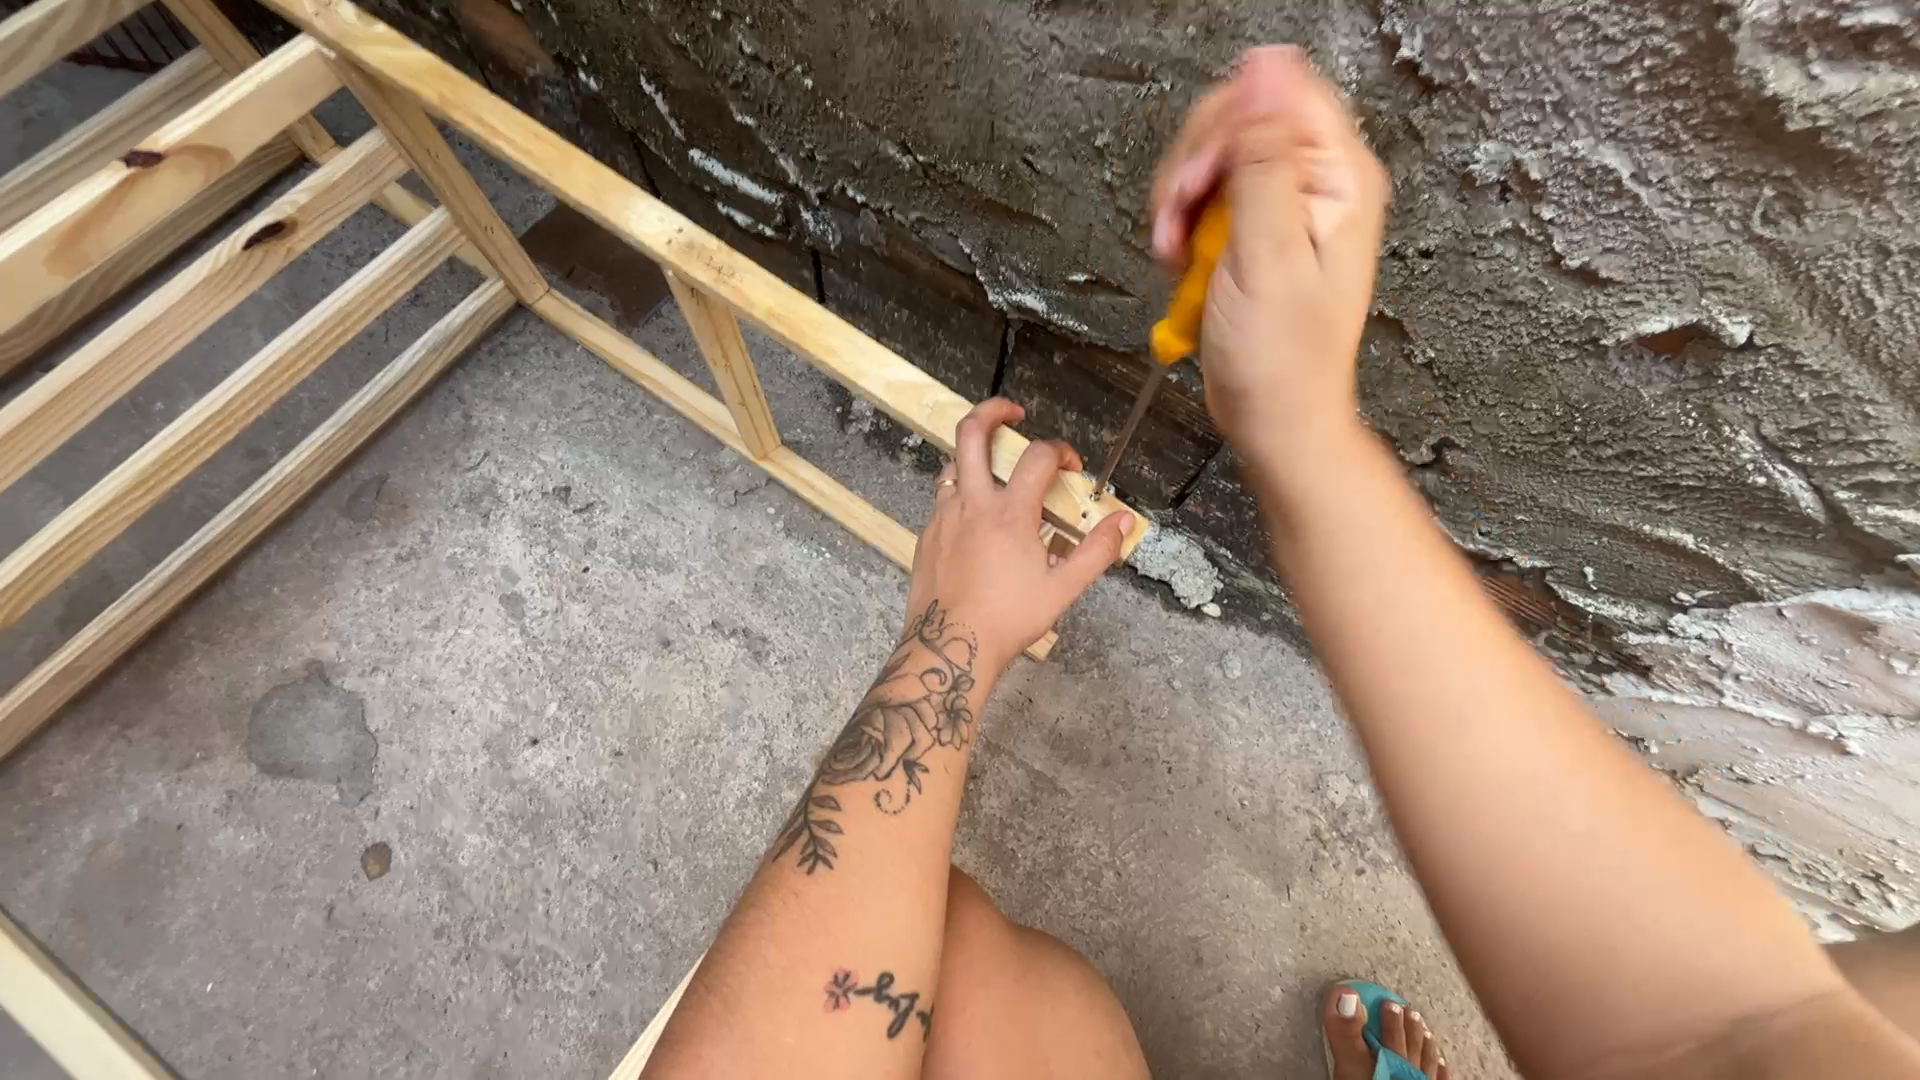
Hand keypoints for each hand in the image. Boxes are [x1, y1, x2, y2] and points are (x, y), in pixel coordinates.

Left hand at [906, 399, 1135, 674]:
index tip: (1070, 465)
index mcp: (1010, 513)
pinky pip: (941, 499)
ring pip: (952, 464)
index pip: (1038, 456)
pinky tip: (975, 521)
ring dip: (974, 456)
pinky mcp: (925, 535)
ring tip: (995, 471)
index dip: (1061, 450)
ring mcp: (943, 517)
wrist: (948, 646)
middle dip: (993, 410)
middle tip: (1014, 412)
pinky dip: (960, 493)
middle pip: (971, 433)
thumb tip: (1123, 521)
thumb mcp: (1062, 589)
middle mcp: (971, 504)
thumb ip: (1096, 551)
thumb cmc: (1008, 619)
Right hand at [1150, 45, 1389, 470]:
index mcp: (1337, 178)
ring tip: (1174, 248)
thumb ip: (1265, 159)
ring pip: (1212, 162)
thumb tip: (1262, 75)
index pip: (1278, 93)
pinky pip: (1204, 202)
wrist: (1272, 415)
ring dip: (1177, 201)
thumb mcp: (1268, 254)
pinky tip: (1178, 258)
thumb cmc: (1281, 359)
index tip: (1199, 178)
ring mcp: (1280, 211)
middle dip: (1192, 166)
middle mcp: (1314, 185)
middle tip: (1178, 216)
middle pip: (1237, 122)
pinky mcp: (1251, 237)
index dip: (1224, 126)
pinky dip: (1179, 227)